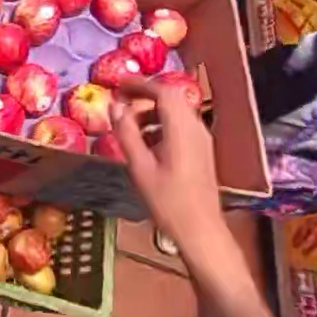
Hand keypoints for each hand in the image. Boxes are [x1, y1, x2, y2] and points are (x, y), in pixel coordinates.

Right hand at [111, 77, 263, 316]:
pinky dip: (160, 124)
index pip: (162, 92)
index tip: (117, 85)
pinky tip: (144, 142)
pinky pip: (179, 126)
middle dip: (143, 96)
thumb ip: (126, 133)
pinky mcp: (201, 151)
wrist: (201, 232)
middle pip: (170, 98)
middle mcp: (196, 128)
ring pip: (175, 112)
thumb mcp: (139, 166)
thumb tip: (115, 106)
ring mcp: (201, 140)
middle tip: (119, 102)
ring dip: (150, 111)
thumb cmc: (168, 201)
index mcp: (182, 129)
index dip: (139, 84)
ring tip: (127, 124)